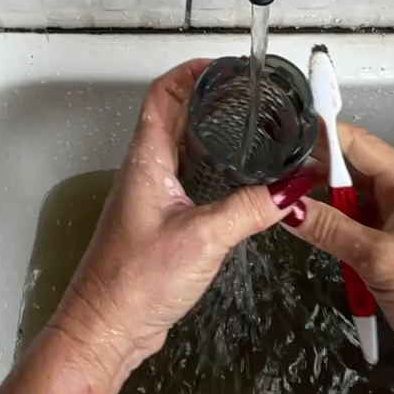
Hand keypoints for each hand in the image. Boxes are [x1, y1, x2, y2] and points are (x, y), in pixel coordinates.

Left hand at [46, 59, 288, 377]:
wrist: (105, 327)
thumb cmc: (132, 282)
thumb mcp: (202, 238)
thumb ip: (248, 210)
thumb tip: (288, 189)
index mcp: (147, 159)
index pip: (162, 94)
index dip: (188, 72)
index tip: (220, 65)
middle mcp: (146, 170)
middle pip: (173, 115)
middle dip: (206, 96)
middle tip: (243, 92)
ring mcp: (152, 193)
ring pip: (181, 146)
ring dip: (208, 130)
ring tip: (246, 125)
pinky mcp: (161, 219)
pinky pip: (188, 177)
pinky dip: (212, 166)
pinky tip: (237, 178)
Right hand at [281, 124, 393, 393]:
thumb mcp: (383, 260)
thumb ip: (331, 229)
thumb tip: (286, 207)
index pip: (359, 145)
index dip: (322, 135)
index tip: (283, 130)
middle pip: (349, 172)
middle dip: (313, 172)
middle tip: (272, 174)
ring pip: (346, 204)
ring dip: (319, 205)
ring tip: (280, 201)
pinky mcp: (386, 259)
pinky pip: (349, 234)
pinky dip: (328, 234)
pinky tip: (304, 232)